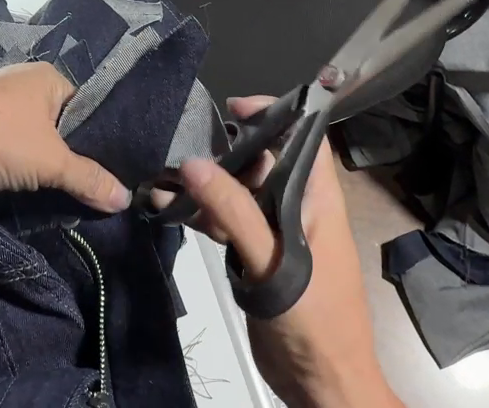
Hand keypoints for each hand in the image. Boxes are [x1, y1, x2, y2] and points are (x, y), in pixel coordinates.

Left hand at [0, 62, 130, 213]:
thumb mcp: (53, 163)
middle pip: (60, 124)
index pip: (86, 106)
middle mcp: (23, 83)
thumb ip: (90, 179)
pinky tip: (32, 189)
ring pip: (34, 138)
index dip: (100, 138)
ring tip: (68, 193)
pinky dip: (20, 167)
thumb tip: (126, 198)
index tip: (116, 170)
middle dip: (72, 154)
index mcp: (47, 76)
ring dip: (44, 164)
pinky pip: (11, 148)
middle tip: (96, 188)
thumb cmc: (0, 140)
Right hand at [179, 96, 399, 407]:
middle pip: (265, 161)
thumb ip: (234, 212)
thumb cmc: (315, 324)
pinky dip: (202, 214)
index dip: (277, 114)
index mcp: (318, 202)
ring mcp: (278, 234)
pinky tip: (169, 209)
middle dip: (226, 150)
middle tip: (186, 145)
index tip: (234, 108)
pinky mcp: (258, 256)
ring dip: (206, 185)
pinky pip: (228, 222)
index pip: (306, 139)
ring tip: (165, 180)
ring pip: (241, 192)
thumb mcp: (275, 263)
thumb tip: (194, 163)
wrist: (323, 389)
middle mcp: (299, 210)